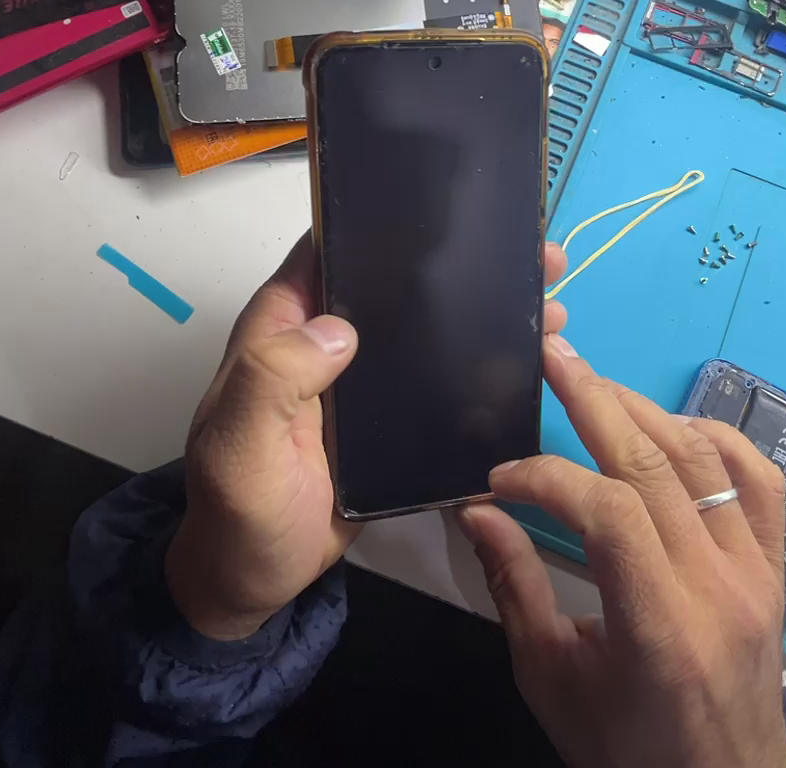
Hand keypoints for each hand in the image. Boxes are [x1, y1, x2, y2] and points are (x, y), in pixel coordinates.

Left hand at [167, 234, 569, 639]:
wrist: (258, 579)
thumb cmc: (240, 510)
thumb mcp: (239, 445)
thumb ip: (273, 380)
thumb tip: (342, 329)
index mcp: (285, 327)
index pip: (330, 251)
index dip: (377, 222)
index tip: (445, 206)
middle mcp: (327, 339)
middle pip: (394, 282)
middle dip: (457, 262)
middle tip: (528, 251)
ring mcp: (364, 378)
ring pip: (426, 325)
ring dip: (481, 307)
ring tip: (547, 295)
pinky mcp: (391, 416)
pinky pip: (439, 374)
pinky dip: (480, 360)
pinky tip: (527, 354)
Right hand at [457, 336, 785, 767]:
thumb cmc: (626, 749)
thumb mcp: (551, 679)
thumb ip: (514, 585)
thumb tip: (477, 510)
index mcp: (661, 628)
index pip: (607, 513)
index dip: (546, 478)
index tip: (499, 480)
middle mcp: (719, 587)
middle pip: (655, 465)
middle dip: (594, 400)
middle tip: (552, 356)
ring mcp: (757, 573)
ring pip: (703, 459)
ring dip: (644, 409)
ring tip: (595, 384)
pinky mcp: (776, 570)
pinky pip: (759, 480)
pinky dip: (716, 438)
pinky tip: (672, 426)